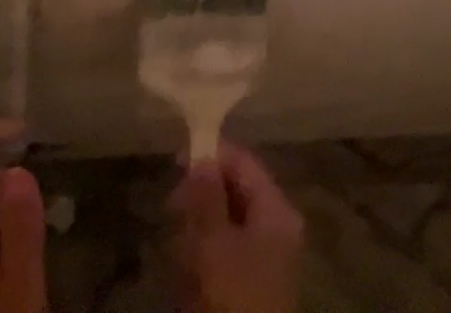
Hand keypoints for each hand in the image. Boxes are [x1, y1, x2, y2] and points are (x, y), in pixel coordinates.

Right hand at [172, 143, 304, 312]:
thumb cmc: (232, 295)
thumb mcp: (213, 241)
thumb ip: (206, 195)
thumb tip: (201, 157)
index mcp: (277, 211)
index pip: (245, 164)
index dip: (212, 156)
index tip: (176, 161)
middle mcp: (275, 227)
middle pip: (234, 190)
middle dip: (202, 196)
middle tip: (174, 208)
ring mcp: (263, 256)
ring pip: (224, 220)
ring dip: (198, 226)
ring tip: (182, 249)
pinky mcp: (247, 281)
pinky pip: (220, 249)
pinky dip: (201, 252)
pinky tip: (186, 271)